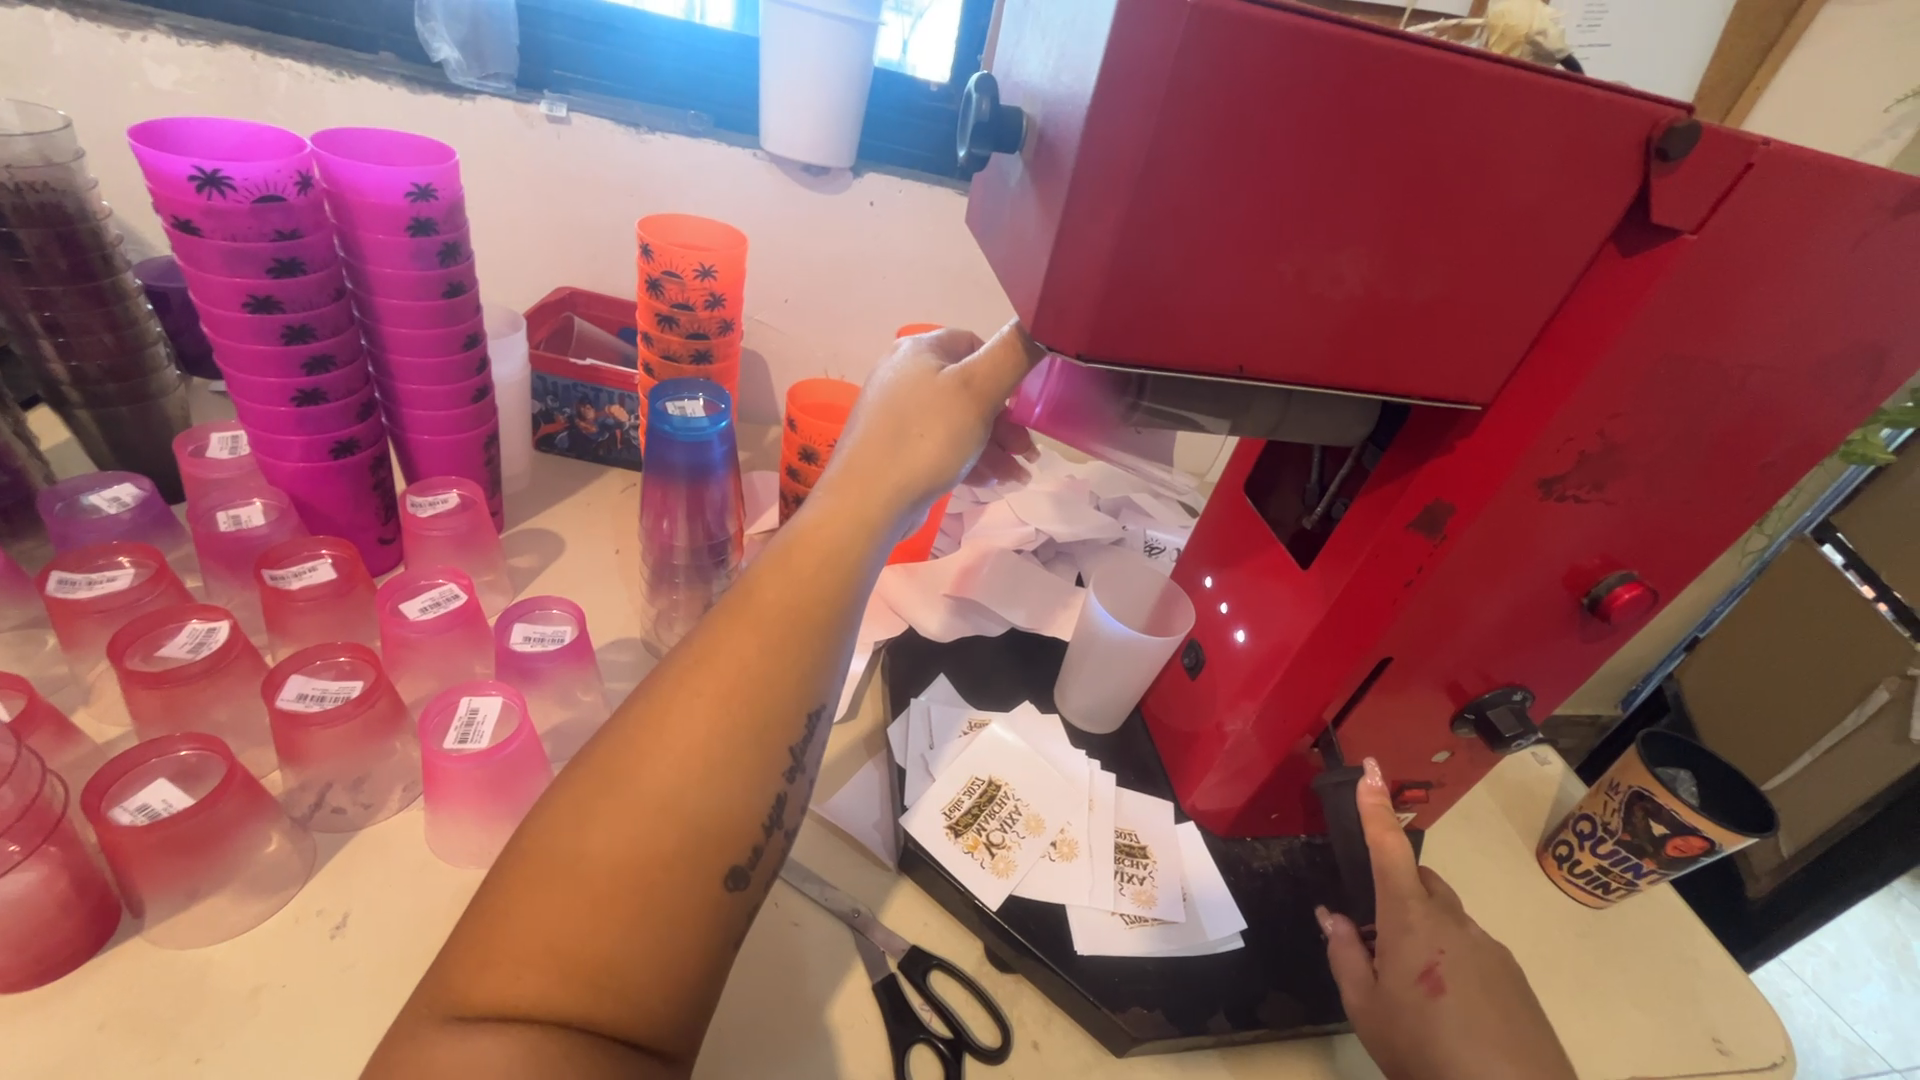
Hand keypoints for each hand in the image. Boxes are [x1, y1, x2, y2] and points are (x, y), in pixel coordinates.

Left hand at [813, 321, 1043, 534]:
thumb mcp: (978, 390)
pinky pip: (942, 446)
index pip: (975, 344)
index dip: (1006, 371)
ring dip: (994, 447)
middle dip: (1006, 421)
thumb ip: (1012, 353)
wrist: (867, 501)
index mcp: (921, 350)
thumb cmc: (926, 438)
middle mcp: (905, 375)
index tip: (1027, 404)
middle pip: (970, 389)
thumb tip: (1040, 319)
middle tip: (1029, 451)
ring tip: (1019, 475)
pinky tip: (992, 483)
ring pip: (959, 422)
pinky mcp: (896, 449)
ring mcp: (898, 415)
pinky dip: (970, 460)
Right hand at [1318, 758, 1575, 1079]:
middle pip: (1422, 884)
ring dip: (1425, 938)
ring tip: (1417, 997)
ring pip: (1448, 923)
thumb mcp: (1365, 1008)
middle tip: (1378, 940)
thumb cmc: (1424, 1053)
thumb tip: (1334, 917)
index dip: (1376, 807)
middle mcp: (1454, 923)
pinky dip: (1454, 967)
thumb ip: (1345, 954)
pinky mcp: (1518, 981)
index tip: (1370, 769)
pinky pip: (1474, 955)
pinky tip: (1452, 1017)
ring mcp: (1491, 950)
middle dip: (1398, 893)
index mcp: (1410, 921)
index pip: (1388, 849)